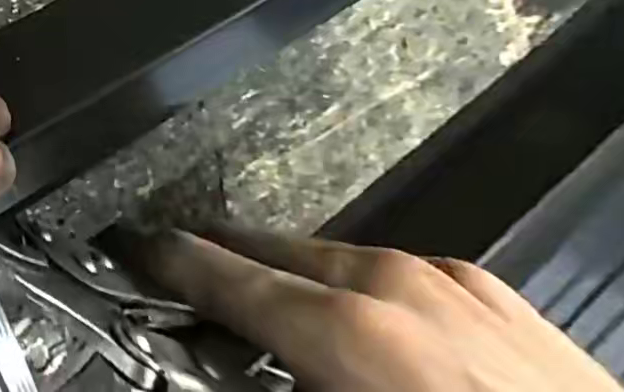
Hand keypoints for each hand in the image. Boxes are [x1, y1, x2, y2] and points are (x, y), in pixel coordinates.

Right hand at [142, 225, 623, 390]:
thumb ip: (259, 383)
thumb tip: (207, 361)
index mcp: (348, 327)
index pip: (213, 267)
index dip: (158, 259)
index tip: (130, 254)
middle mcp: (391, 282)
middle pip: (256, 245)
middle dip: (215, 268)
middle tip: (188, 299)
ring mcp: (450, 281)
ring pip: (318, 253)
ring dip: (281, 280)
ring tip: (274, 325)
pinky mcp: (494, 294)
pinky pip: (386, 272)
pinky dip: (348, 291)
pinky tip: (359, 337)